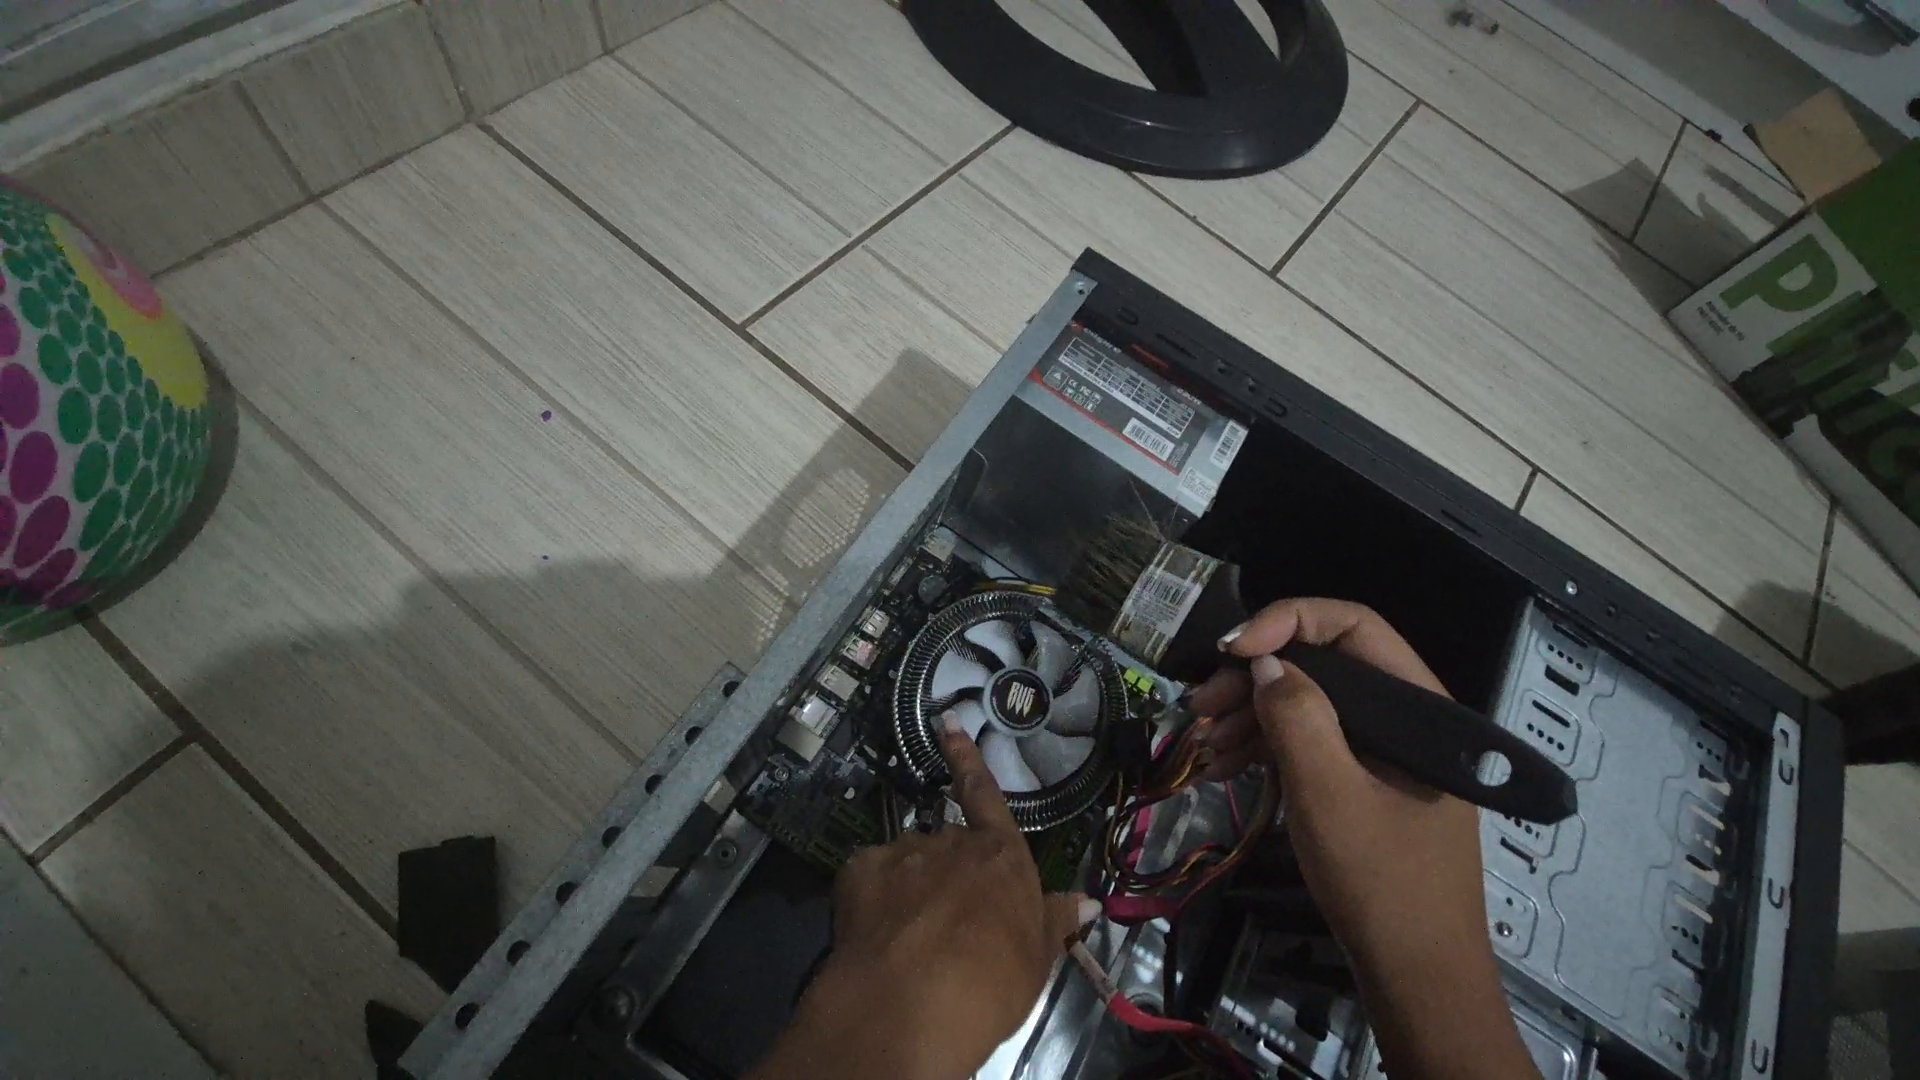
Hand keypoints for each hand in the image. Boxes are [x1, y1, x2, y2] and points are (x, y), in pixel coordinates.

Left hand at [748, 713, 1094, 1079]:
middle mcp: (950, 841)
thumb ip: (1055, 922)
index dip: (966, 758)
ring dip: (911, 890)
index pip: (984, 794)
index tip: (947, 722)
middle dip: (946, 876)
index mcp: (999, 855)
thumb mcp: (1038, 959)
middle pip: (947, 846)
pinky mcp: (860, 872)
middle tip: (946, 927)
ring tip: (910, 941)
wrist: (912, 1004)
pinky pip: (869, 879)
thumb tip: (1088, 902)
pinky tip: (877, 936)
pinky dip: (874, 901)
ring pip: (908, 863)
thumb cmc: (991, 982)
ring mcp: (903, 853)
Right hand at [1186, 598, 1539, 1079]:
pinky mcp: (1359, 776)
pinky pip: (1307, 740)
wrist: (1414, 975)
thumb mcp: (1328, 793)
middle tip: (1201, 704)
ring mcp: (1380, 748)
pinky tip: (1223, 765)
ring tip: (1203, 743)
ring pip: (1306, 702)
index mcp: (1417, 707)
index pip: (1352, 626)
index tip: (1232, 650)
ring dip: (1249, 715)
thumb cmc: (1381, 883)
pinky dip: (1263, 747)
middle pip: (1321, 664)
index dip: (1288, 621)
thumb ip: (1298, 716)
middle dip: (1255, 678)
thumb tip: (1264, 662)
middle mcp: (1402, 716)